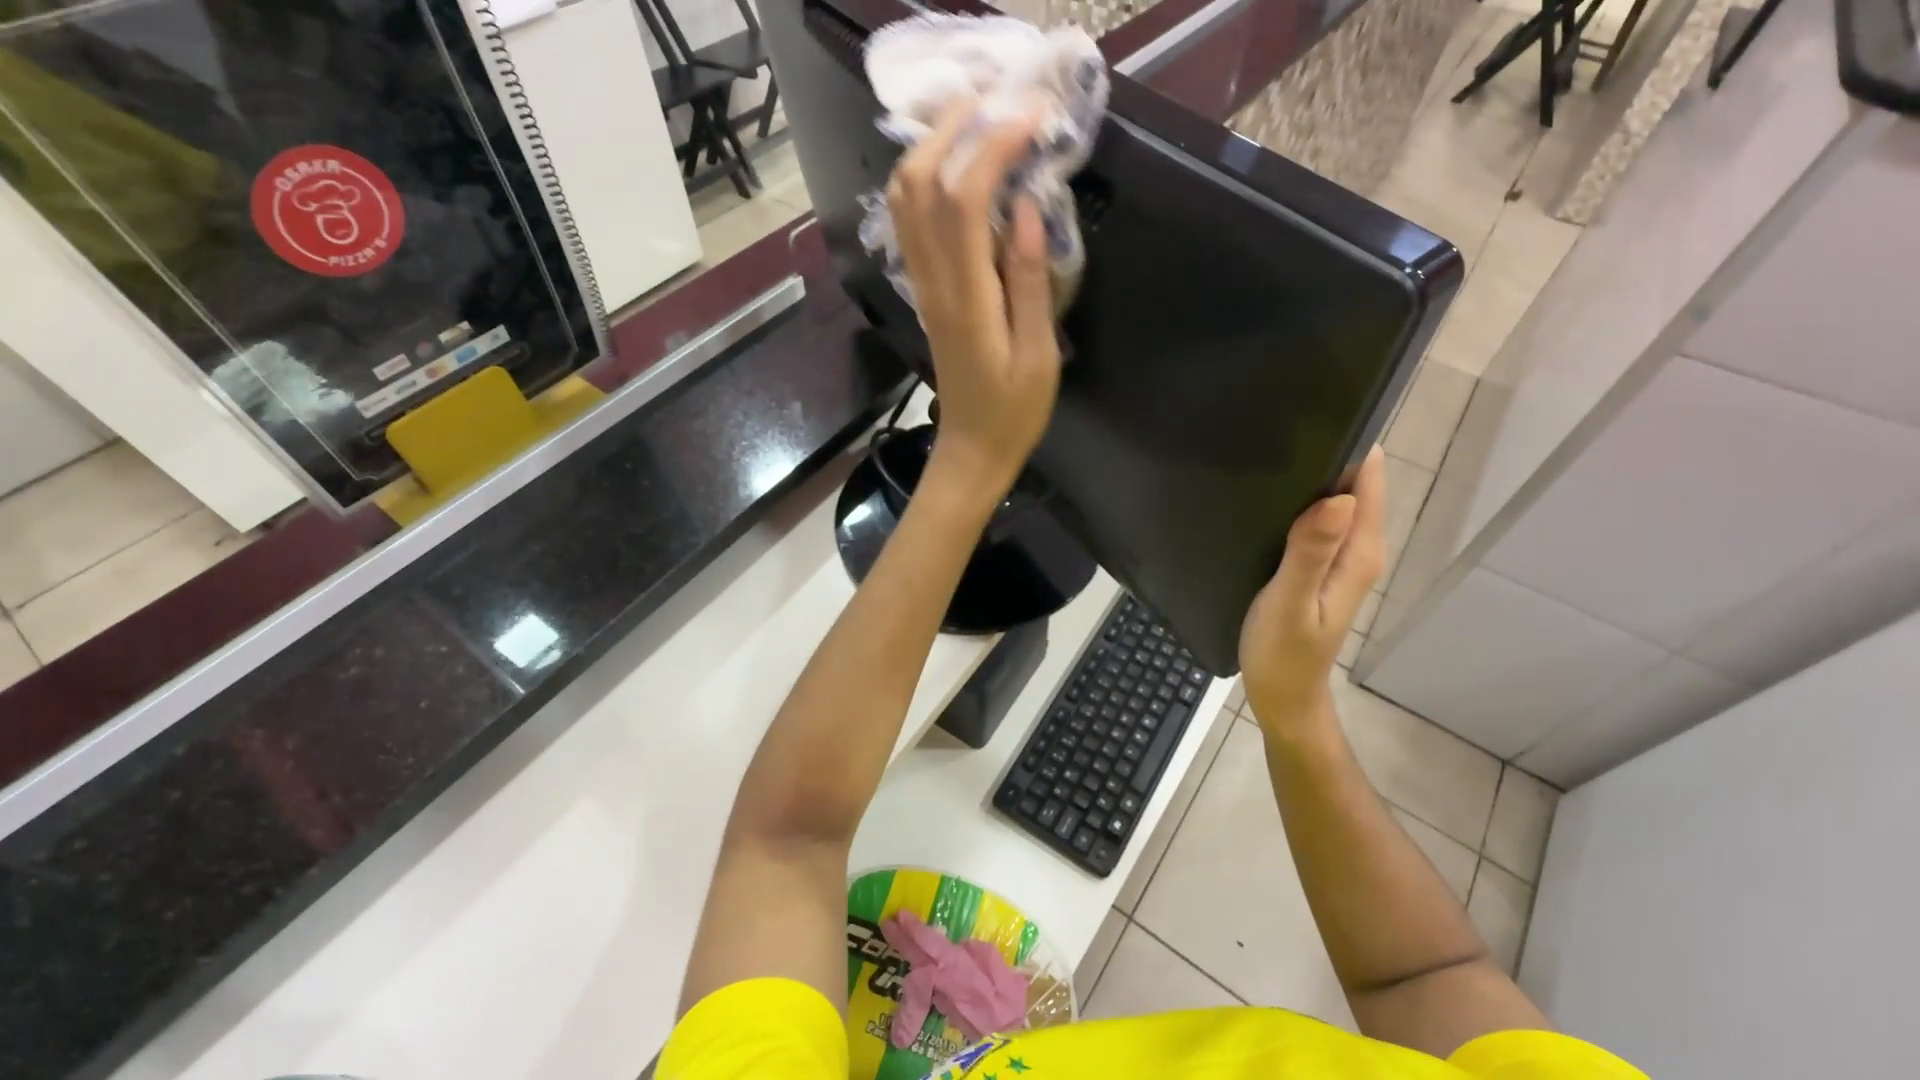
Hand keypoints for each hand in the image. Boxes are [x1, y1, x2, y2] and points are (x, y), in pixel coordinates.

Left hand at [888, 103, 1060, 497]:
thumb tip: (1025, 206)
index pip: (964, 199)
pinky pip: (909, 222)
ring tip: (974, 119)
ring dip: (931, 148)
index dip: (991, 146)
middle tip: (995, 99)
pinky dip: (924, 180)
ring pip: (904, 199)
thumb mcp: (1038, 352)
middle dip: (951, 130)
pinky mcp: (924, 289)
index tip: (1028, 116)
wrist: (972, 449)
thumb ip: (1029, 279)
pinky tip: (953, 166)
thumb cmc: (1014, 410)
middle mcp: (933, 281)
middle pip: (918, 185)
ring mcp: (922, 284)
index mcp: (966, 296)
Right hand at [1240, 447, 1386, 734]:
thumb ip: (1310, 552)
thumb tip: (1338, 497)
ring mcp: (1341, 554)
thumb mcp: (1290, 603)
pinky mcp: (1321, 561)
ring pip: (1336, 496)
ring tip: (1270, 445)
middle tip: (1277, 422)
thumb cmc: (1282, 652)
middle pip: (1355, 480)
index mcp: (1358, 551)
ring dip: (1312, 473)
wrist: (1281, 695)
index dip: (1350, 440)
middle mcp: (1358, 546)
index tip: (1313, 411)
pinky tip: (1270, 488)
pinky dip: (1301, 497)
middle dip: (1328, 449)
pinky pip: (1319, 515)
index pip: (1368, 477)